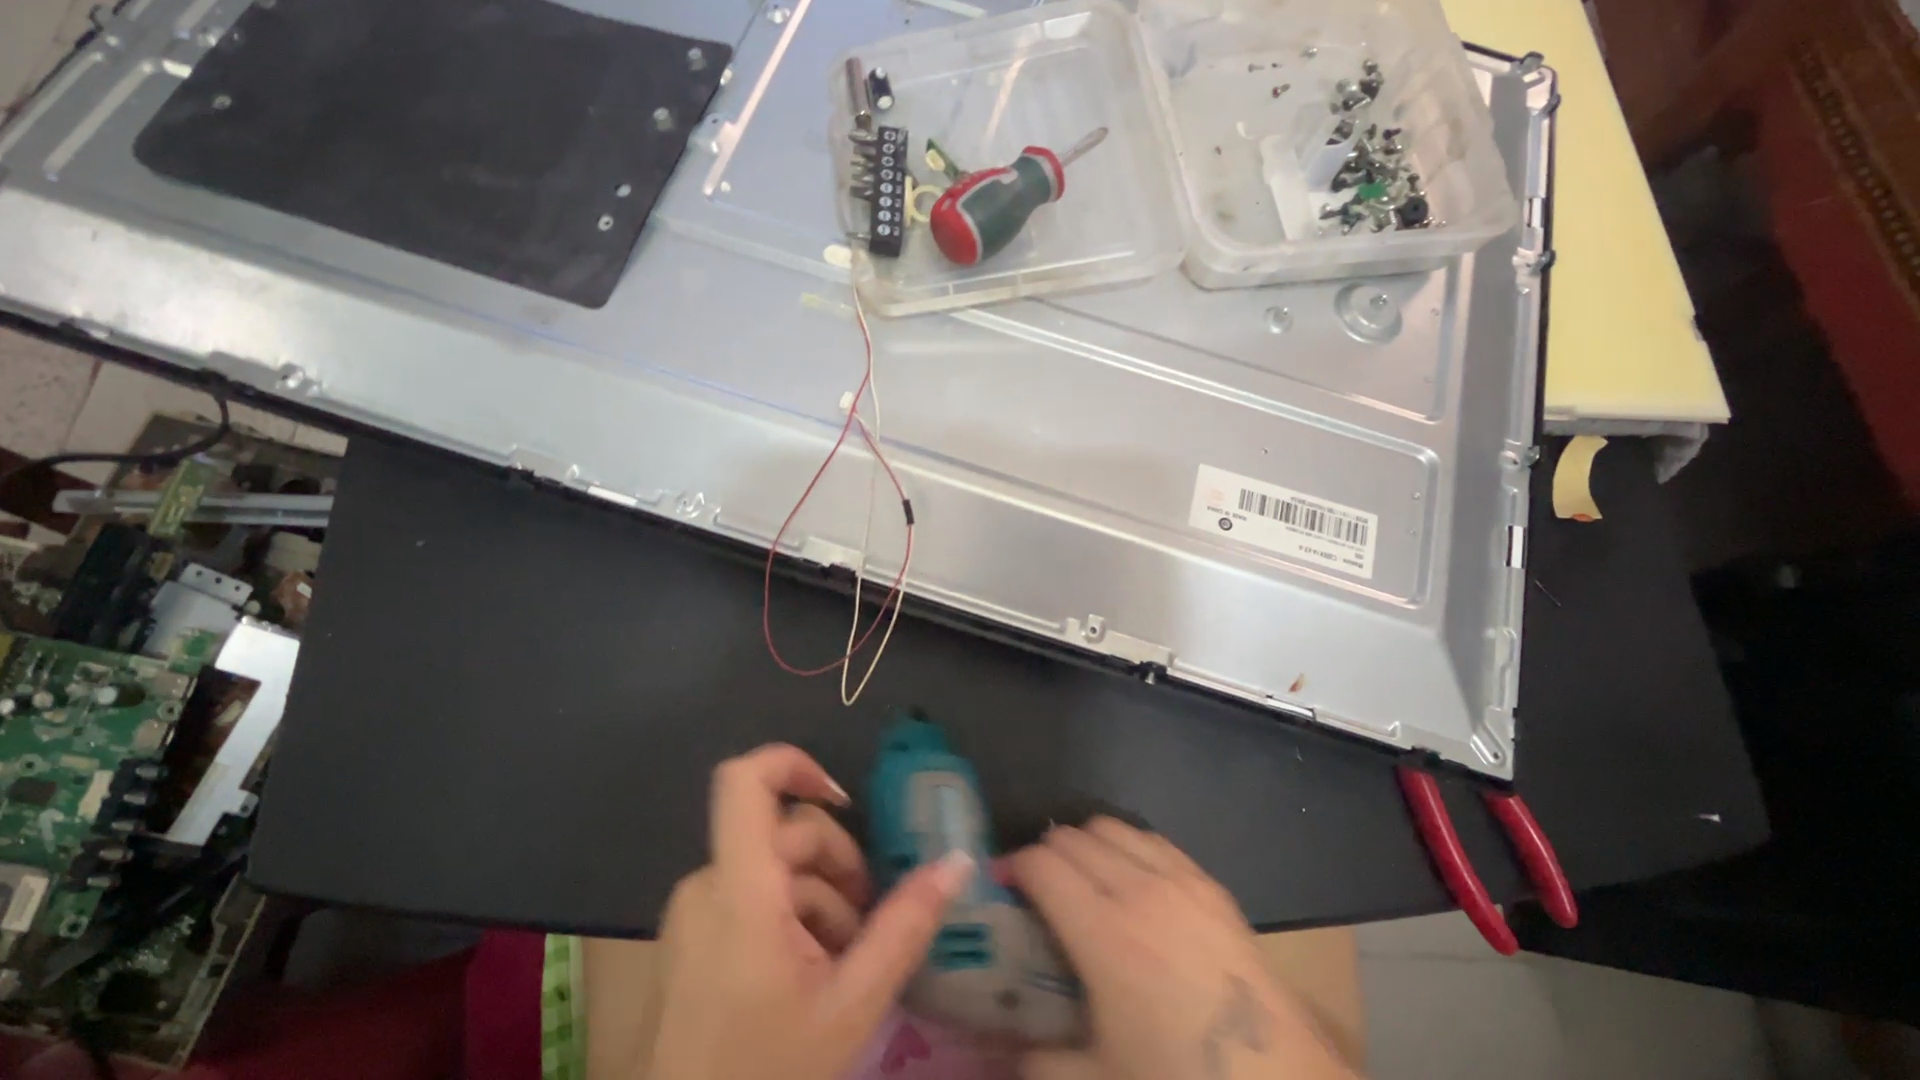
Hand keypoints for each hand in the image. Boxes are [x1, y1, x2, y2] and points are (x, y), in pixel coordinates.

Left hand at [646, 744, 974, 1079]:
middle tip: (872, 924)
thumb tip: (959, 861)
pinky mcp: (691, 933)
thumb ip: (907, 926)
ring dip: (820, 900)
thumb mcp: (853, 1002)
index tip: (847, 801)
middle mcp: (707, 885)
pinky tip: (813, 970)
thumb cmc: (768, 1069)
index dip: (796, 765)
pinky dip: (791, 917)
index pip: (744, 781)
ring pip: (774, 869)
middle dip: (839, 868)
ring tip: (847, 962)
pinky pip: (751, 896)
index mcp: (739, 890)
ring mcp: (694, 910)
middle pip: (785, 834)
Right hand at [1010, 819, 1357, 1079]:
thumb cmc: (1179, 1079)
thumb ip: (1038, 1060)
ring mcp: (1180, 880)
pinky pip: (1155, 840)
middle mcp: (1138, 888)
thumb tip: (1008, 1047)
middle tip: (1036, 893)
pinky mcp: (1211, 884)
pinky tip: (1131, 883)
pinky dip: (1129, 848)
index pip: (1040, 864)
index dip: (1011, 868)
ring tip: (1083, 882)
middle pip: (1072, 837)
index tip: (1001, 890)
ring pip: (1112, 828)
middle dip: (1044, 856)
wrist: (1278, 1079)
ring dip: (1086, 845)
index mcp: (1102, 931)